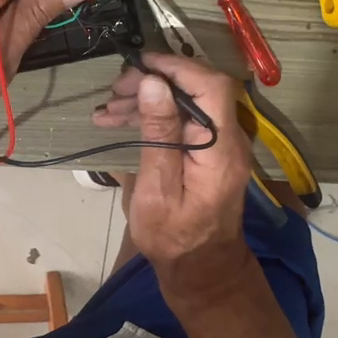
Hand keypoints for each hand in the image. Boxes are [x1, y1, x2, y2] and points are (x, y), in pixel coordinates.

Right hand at [92, 53, 254, 295]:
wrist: (202, 272)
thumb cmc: (175, 240)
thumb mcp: (156, 192)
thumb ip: (158, 135)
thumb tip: (153, 84)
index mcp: (220, 149)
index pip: (211, 86)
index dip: (176, 66)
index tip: (138, 65)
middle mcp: (229, 138)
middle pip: (197, 88)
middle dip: (154, 81)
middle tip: (114, 91)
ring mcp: (220, 142)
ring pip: (186, 100)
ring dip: (147, 98)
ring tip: (108, 109)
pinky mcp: (208, 148)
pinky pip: (183, 117)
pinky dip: (153, 114)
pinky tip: (119, 119)